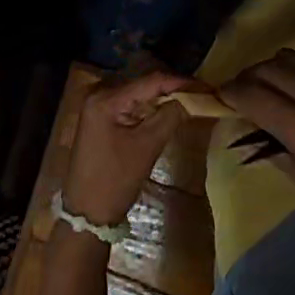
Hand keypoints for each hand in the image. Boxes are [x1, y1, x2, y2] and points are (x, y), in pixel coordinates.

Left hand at [62, 72, 193, 225]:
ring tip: (192, 100)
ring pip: (140, 93)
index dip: (182, 82)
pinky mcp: (102, 118)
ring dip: (164, 97)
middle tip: (203, 94)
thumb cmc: (115, 180)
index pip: (152, 81)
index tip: (208, 88)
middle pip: (145, 83)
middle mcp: (100, 94)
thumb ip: (172, 115)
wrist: (87, 214)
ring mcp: (99, 106)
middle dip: (175, 88)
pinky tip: (170, 111)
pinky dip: (151, 107)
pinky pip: (132, 105)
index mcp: (107, 98)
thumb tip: (195, 98)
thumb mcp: (147, 145)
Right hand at [220, 49, 294, 247]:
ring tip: (269, 91)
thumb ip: (276, 148)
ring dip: (273, 71)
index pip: (252, 95)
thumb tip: (252, 130)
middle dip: (248, 76)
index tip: (219, 96)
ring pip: (292, 59)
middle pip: (269, 67)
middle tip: (241, 92)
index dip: (230, 93)